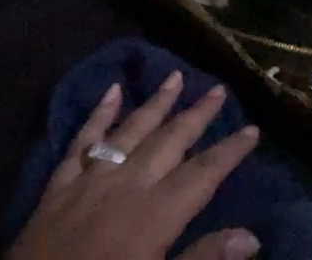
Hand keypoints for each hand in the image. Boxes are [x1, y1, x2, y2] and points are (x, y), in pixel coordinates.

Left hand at [7, 71, 262, 259]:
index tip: (253, 128)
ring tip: (174, 77)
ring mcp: (90, 181)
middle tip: (217, 88)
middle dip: (196, 115)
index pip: (203, 174)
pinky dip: (98, 114)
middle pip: (169, 141)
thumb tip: (251, 235)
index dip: (230, 151)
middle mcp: (126, 185)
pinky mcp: (58, 187)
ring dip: (155, 104)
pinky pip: (82, 141)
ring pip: (130, 130)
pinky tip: (111, 91)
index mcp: (154, 214)